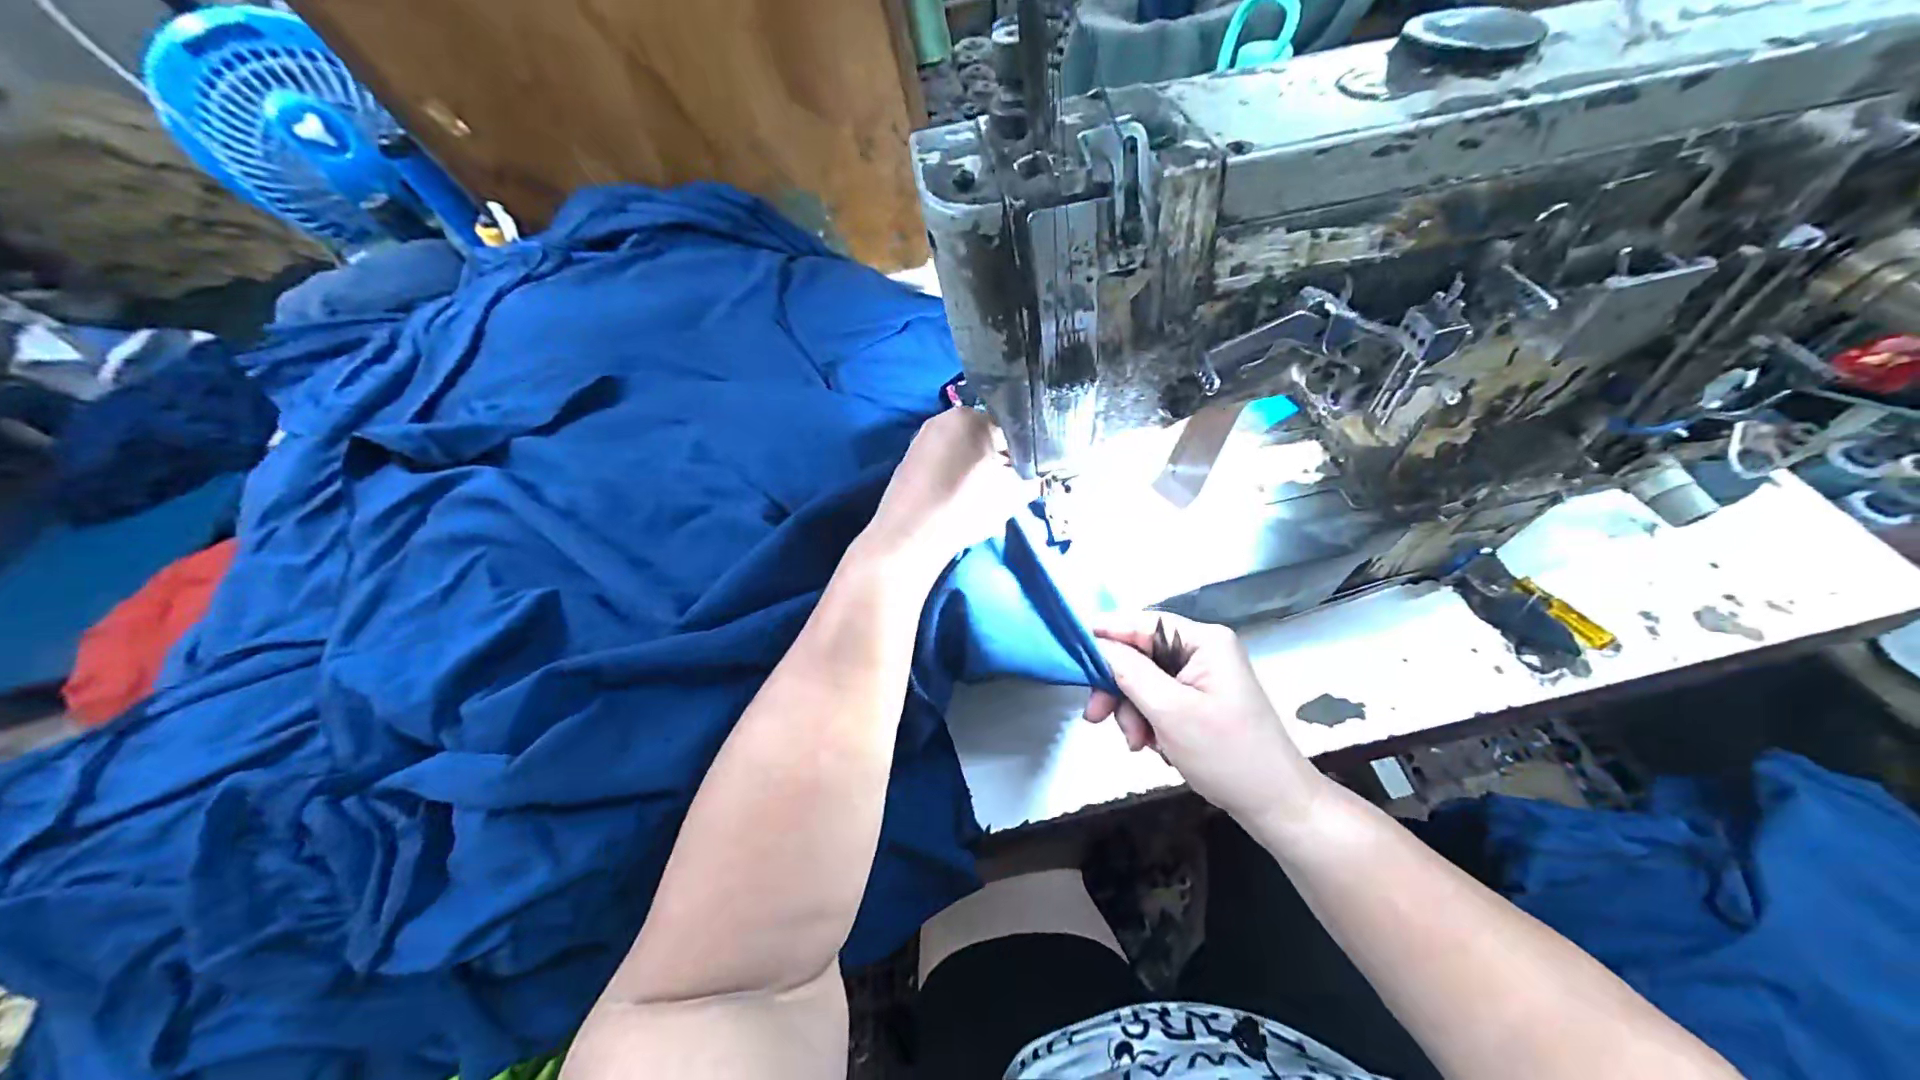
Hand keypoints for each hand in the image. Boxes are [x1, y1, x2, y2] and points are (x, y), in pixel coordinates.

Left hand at [864, 409, 1030, 568]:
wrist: (910, 537)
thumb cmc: (965, 509)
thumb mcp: (1012, 495)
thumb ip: (1031, 478)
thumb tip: (1035, 474)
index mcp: (973, 416)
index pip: (1013, 427)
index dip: (1024, 453)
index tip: (1024, 475)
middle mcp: (945, 417)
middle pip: (986, 435)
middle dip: (998, 457)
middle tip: (1004, 487)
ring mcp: (924, 436)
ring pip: (964, 447)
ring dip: (977, 466)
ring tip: (981, 496)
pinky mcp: (910, 457)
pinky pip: (944, 459)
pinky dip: (955, 473)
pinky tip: (958, 498)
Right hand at [1084, 612, 1329, 825]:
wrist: (1275, 805)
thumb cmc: (1226, 754)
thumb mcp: (1169, 711)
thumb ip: (1128, 672)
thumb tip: (1097, 644)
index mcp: (1204, 642)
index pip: (1144, 622)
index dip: (1107, 634)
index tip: (1073, 651)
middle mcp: (1203, 651)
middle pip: (1140, 654)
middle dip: (1119, 688)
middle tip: (1096, 718)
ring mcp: (1202, 677)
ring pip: (1143, 681)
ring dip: (1132, 712)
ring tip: (1139, 744)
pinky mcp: (1199, 701)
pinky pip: (1158, 699)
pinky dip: (1148, 721)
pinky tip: (1154, 746)